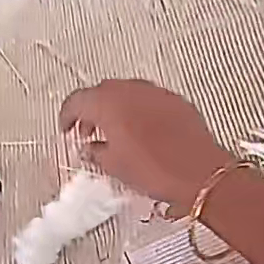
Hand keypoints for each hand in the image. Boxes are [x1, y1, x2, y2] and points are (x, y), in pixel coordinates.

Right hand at [59, 80, 233, 210]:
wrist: (197, 173)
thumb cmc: (156, 170)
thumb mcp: (115, 167)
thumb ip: (96, 153)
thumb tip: (91, 149)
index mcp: (109, 103)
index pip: (77, 100)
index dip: (67, 116)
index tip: (66, 128)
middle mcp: (131, 90)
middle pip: (101, 93)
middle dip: (90, 111)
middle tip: (87, 132)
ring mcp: (155, 93)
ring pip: (126, 94)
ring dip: (114, 111)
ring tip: (113, 136)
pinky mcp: (174, 101)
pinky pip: (147, 101)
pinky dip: (136, 112)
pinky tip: (139, 135)